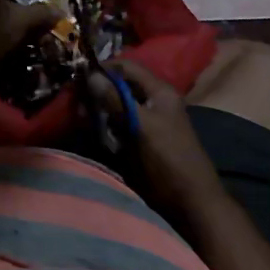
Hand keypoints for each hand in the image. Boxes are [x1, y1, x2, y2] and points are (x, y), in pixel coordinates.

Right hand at [87, 58, 222, 209]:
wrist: (191, 203)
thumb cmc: (168, 160)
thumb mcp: (141, 125)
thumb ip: (115, 99)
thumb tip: (90, 74)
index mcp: (159, 91)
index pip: (126, 66)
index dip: (103, 68)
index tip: (78, 76)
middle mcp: (153, 101)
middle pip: (120, 85)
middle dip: (97, 91)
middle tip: (78, 102)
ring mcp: (148, 120)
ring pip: (116, 105)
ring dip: (99, 110)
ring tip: (83, 119)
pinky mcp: (142, 139)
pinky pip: (118, 124)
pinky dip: (105, 126)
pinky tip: (94, 133)